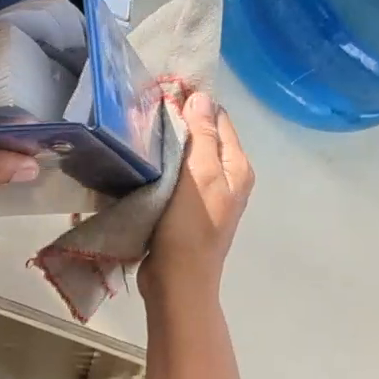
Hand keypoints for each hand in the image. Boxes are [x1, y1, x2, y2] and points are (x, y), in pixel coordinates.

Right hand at [139, 91, 254, 300]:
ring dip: (168, 148)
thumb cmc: (190, 229)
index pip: (219, 119)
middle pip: (204, 137)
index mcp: (237, 167)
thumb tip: (200, 98)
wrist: (177, 282)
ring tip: (142, 138)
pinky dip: (162, 170)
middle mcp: (227, 179)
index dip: (194, 105)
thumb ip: (202, 135)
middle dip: (180, 124)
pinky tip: (144, 167)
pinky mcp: (186, 212)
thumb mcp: (199, 175)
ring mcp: (207, 197)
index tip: (163, 97)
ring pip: (188, 158)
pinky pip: (176, 180)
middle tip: (147, 116)